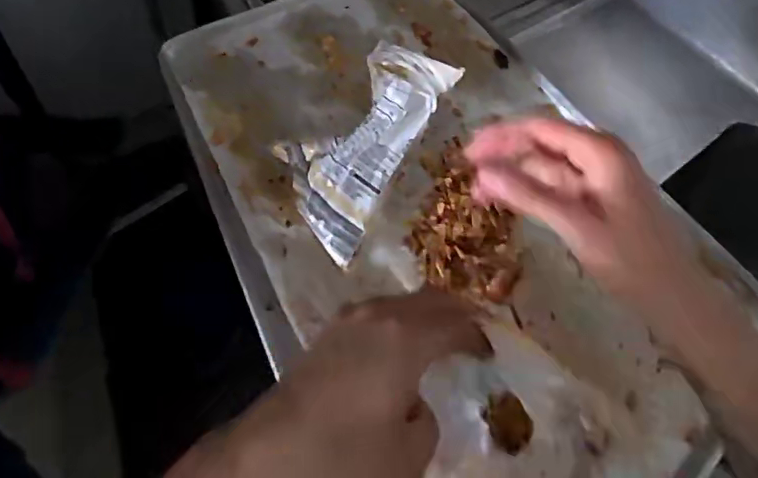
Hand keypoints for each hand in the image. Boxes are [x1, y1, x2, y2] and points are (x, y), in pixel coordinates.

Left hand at [167, 290, 488, 477]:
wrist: (265, 458)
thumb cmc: (344, 456)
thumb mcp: (405, 457)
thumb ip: (425, 423)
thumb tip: (416, 404)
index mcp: (406, 336)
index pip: (455, 323)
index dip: (477, 333)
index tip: (492, 346)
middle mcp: (380, 314)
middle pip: (428, 299)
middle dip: (455, 309)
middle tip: (476, 324)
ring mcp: (350, 319)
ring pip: (400, 302)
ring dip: (424, 312)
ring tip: (441, 330)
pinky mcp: (328, 334)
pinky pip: (377, 314)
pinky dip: (399, 321)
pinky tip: (399, 343)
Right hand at [463, 117, 700, 320]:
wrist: (679, 300)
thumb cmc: (633, 262)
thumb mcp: (577, 227)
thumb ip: (530, 196)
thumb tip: (483, 172)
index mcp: (599, 150)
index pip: (540, 128)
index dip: (501, 136)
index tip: (467, 151)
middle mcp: (599, 153)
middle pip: (542, 142)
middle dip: (504, 154)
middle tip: (467, 170)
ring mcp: (599, 175)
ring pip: (547, 164)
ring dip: (514, 174)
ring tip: (479, 192)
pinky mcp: (598, 196)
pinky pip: (558, 183)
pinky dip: (532, 190)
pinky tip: (508, 200)